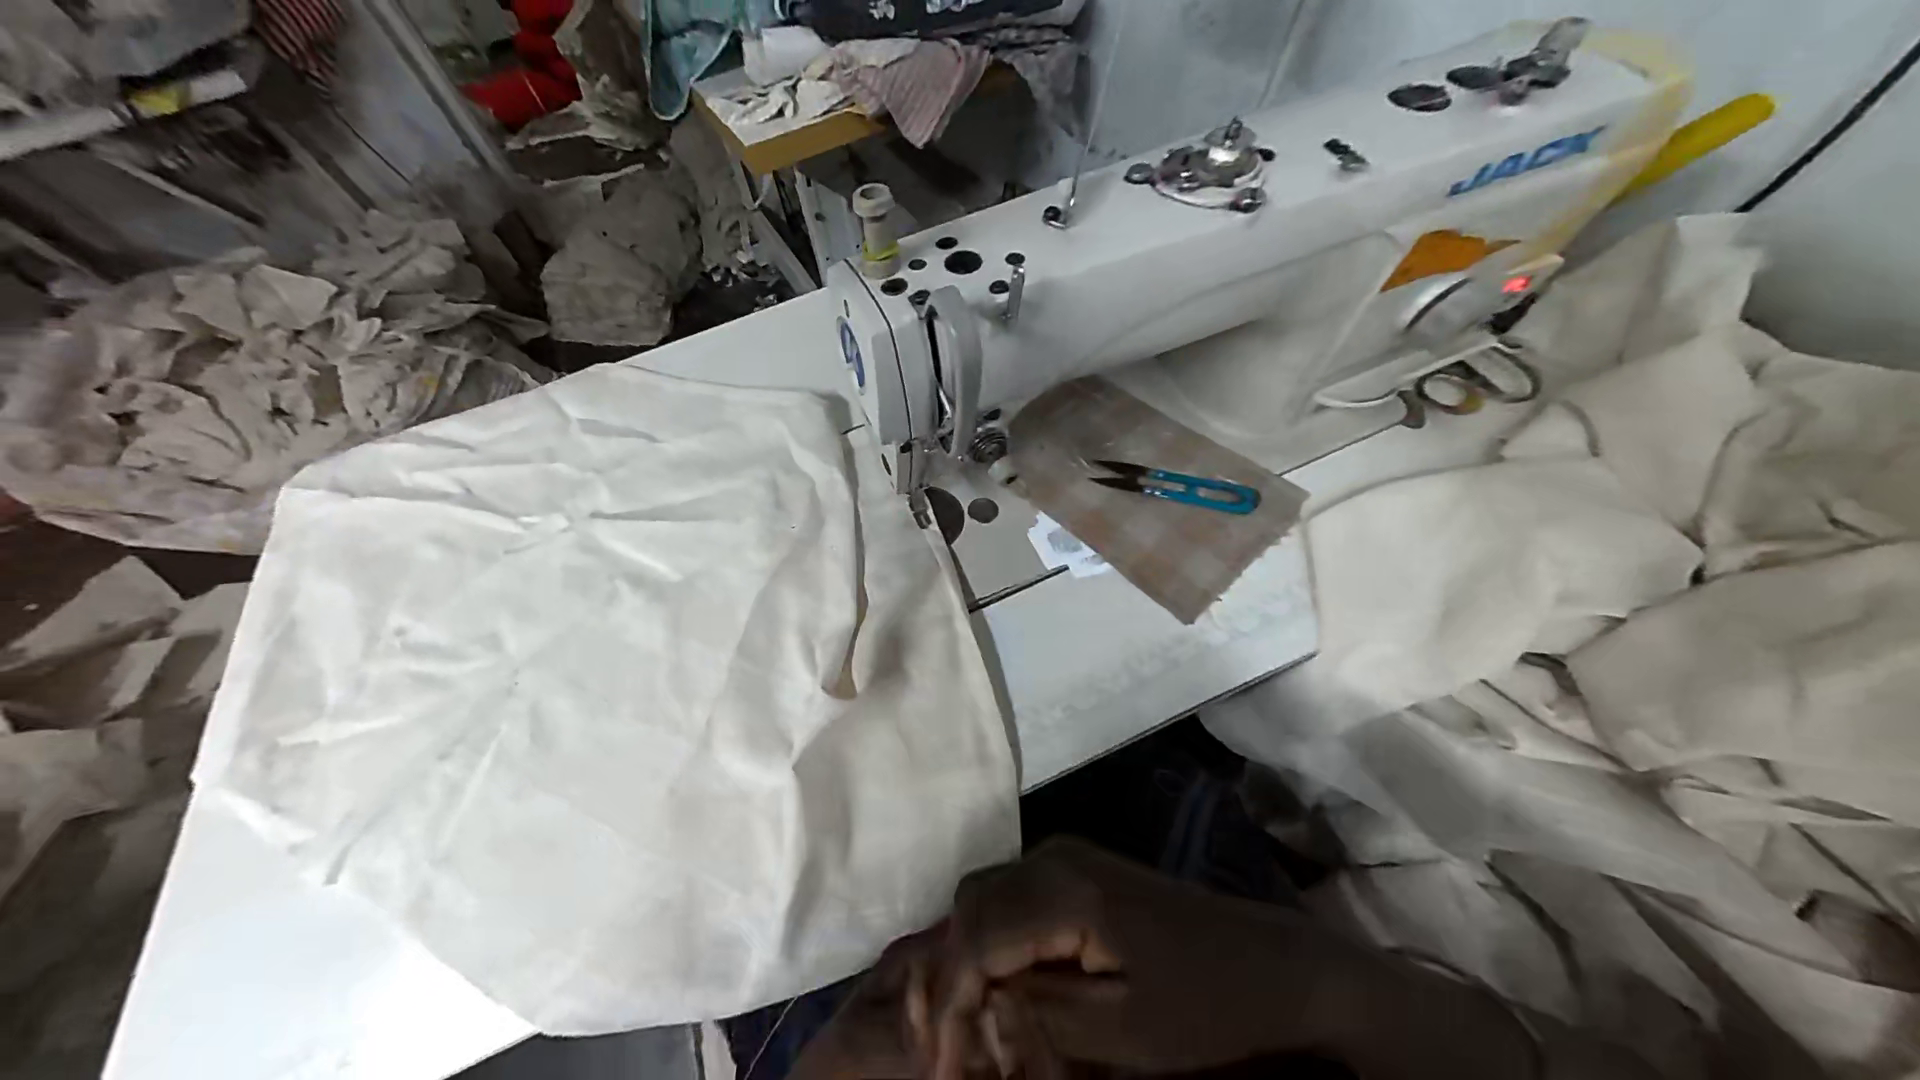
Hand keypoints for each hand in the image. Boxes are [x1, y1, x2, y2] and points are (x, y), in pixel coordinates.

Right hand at [914, 838, 1362, 1079]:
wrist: (1274, 962)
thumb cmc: (1206, 1005)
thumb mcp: (1123, 1031)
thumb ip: (1036, 1013)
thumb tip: (973, 1005)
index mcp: (1065, 891)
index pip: (976, 939)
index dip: (950, 1003)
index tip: (941, 1066)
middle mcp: (1055, 856)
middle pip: (970, 907)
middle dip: (953, 976)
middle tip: (953, 1045)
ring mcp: (1067, 856)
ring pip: (986, 897)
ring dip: (970, 955)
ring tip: (971, 1021)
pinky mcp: (1078, 868)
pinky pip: (1015, 895)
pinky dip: (996, 938)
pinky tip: (1002, 984)